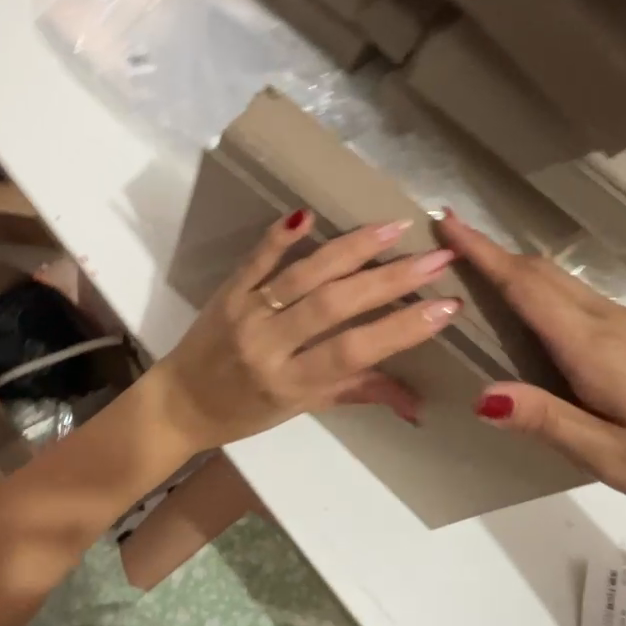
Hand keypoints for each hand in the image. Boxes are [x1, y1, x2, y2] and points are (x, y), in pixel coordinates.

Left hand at [151, 209, 465, 453]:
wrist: (178, 403)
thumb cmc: (244, 412)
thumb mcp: (300, 409)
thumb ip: (356, 392)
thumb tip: (418, 403)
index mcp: (291, 381)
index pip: (353, 350)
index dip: (401, 329)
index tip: (447, 307)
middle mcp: (268, 344)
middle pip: (332, 305)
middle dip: (389, 280)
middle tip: (437, 259)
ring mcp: (244, 313)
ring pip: (300, 277)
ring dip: (349, 250)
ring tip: (392, 228)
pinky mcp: (225, 292)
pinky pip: (254, 261)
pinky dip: (278, 237)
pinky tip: (308, 214)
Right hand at [438, 214, 625, 566]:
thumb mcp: (614, 459)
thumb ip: (546, 420)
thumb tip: (480, 393)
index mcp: (600, 349)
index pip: (527, 287)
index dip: (482, 252)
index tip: (447, 220)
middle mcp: (624, 325)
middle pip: (549, 278)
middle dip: (498, 258)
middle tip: (453, 247)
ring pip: (574, 293)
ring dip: (528, 283)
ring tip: (489, 296)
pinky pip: (598, 312)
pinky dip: (559, 308)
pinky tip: (554, 340)